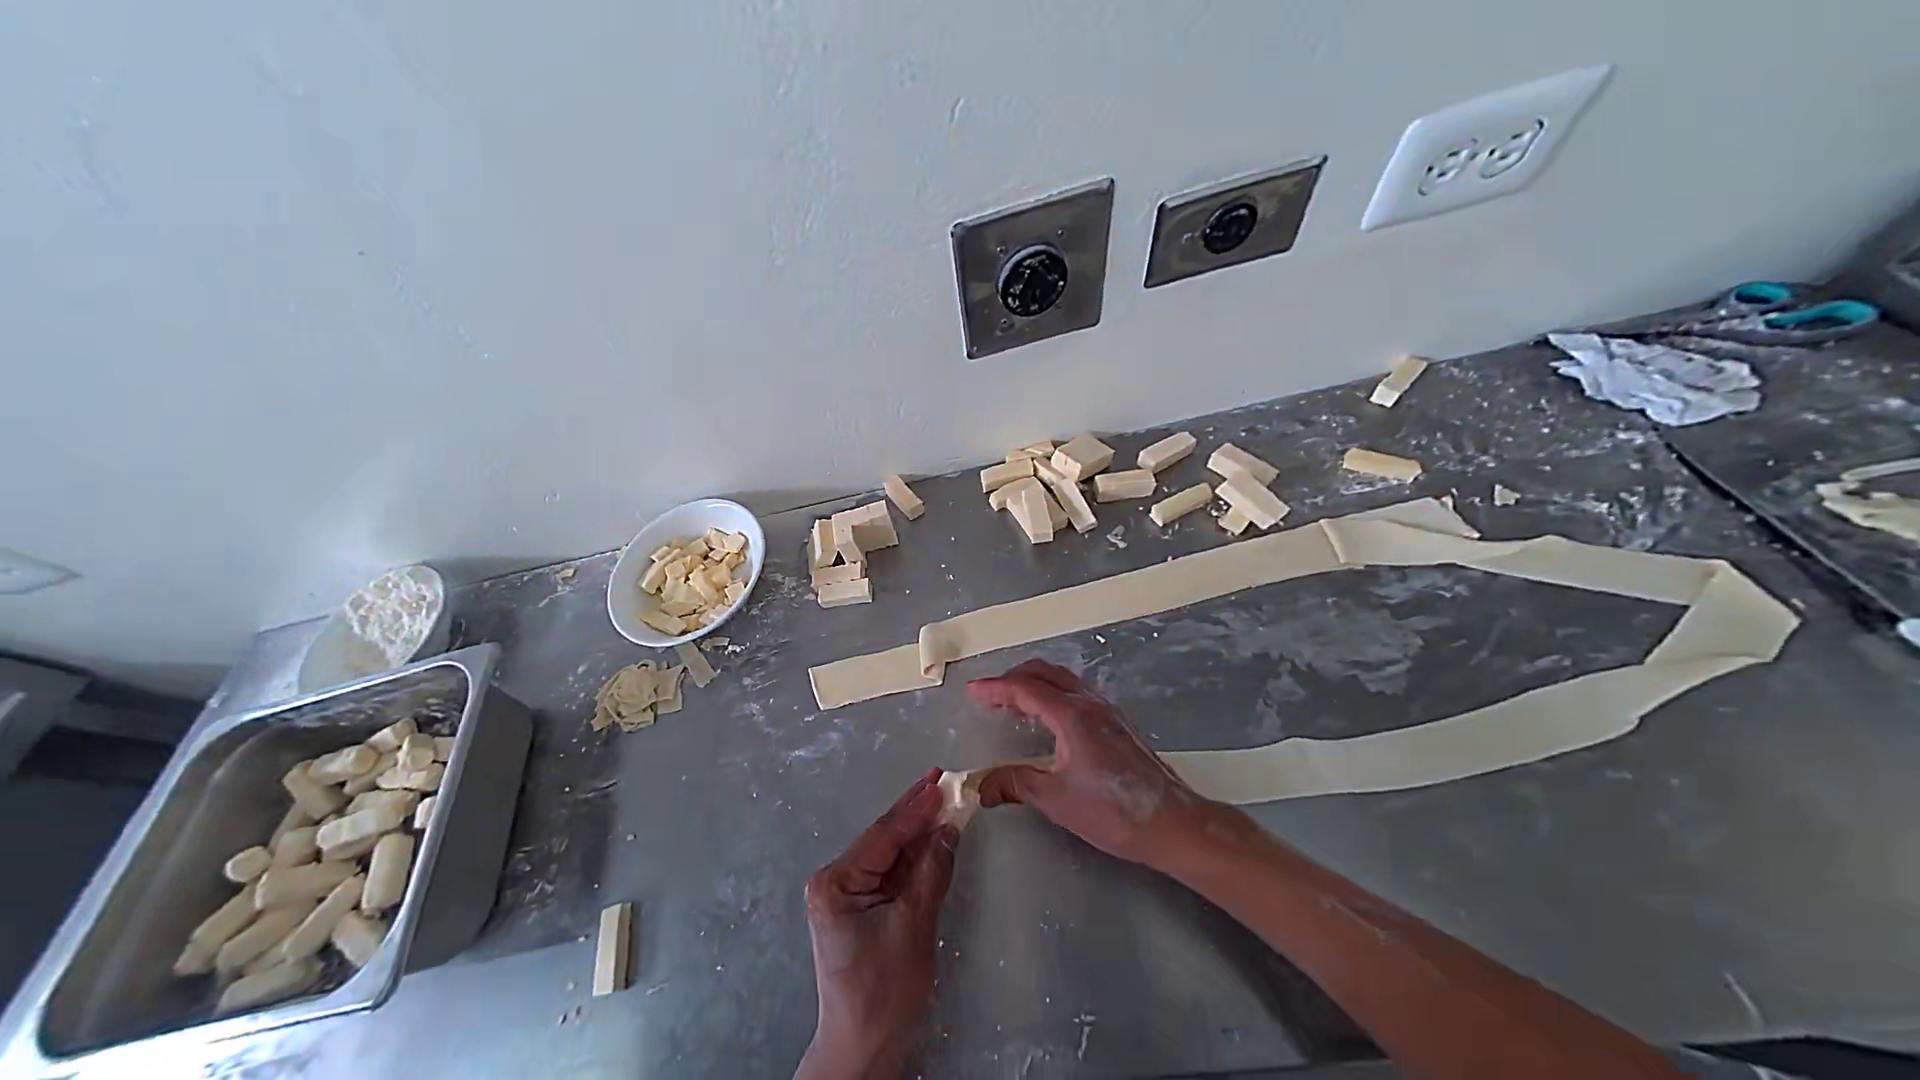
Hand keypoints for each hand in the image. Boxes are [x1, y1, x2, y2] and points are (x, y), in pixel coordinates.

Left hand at [797, 770, 957, 1079]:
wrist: (864, 1044)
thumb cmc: (884, 989)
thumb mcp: (914, 925)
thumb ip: (932, 871)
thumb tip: (950, 828)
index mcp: (836, 882)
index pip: (884, 836)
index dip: (915, 808)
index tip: (940, 782)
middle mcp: (835, 880)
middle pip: (884, 838)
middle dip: (915, 810)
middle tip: (940, 777)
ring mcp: (847, 892)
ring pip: (890, 852)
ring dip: (918, 829)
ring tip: (942, 798)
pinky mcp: (861, 905)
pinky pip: (892, 871)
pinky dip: (915, 854)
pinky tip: (933, 833)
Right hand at [966, 659, 1224, 870]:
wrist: (1172, 824)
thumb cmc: (1112, 812)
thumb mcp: (1056, 799)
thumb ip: (1015, 784)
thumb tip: (980, 786)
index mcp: (1072, 716)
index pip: (1025, 688)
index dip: (995, 688)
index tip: (972, 691)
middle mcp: (1090, 704)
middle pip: (1045, 673)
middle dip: (1012, 679)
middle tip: (989, 698)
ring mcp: (1107, 711)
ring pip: (1063, 681)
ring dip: (1034, 684)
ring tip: (1013, 704)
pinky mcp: (1117, 724)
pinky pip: (1076, 693)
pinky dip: (1053, 694)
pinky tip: (1047, 718)